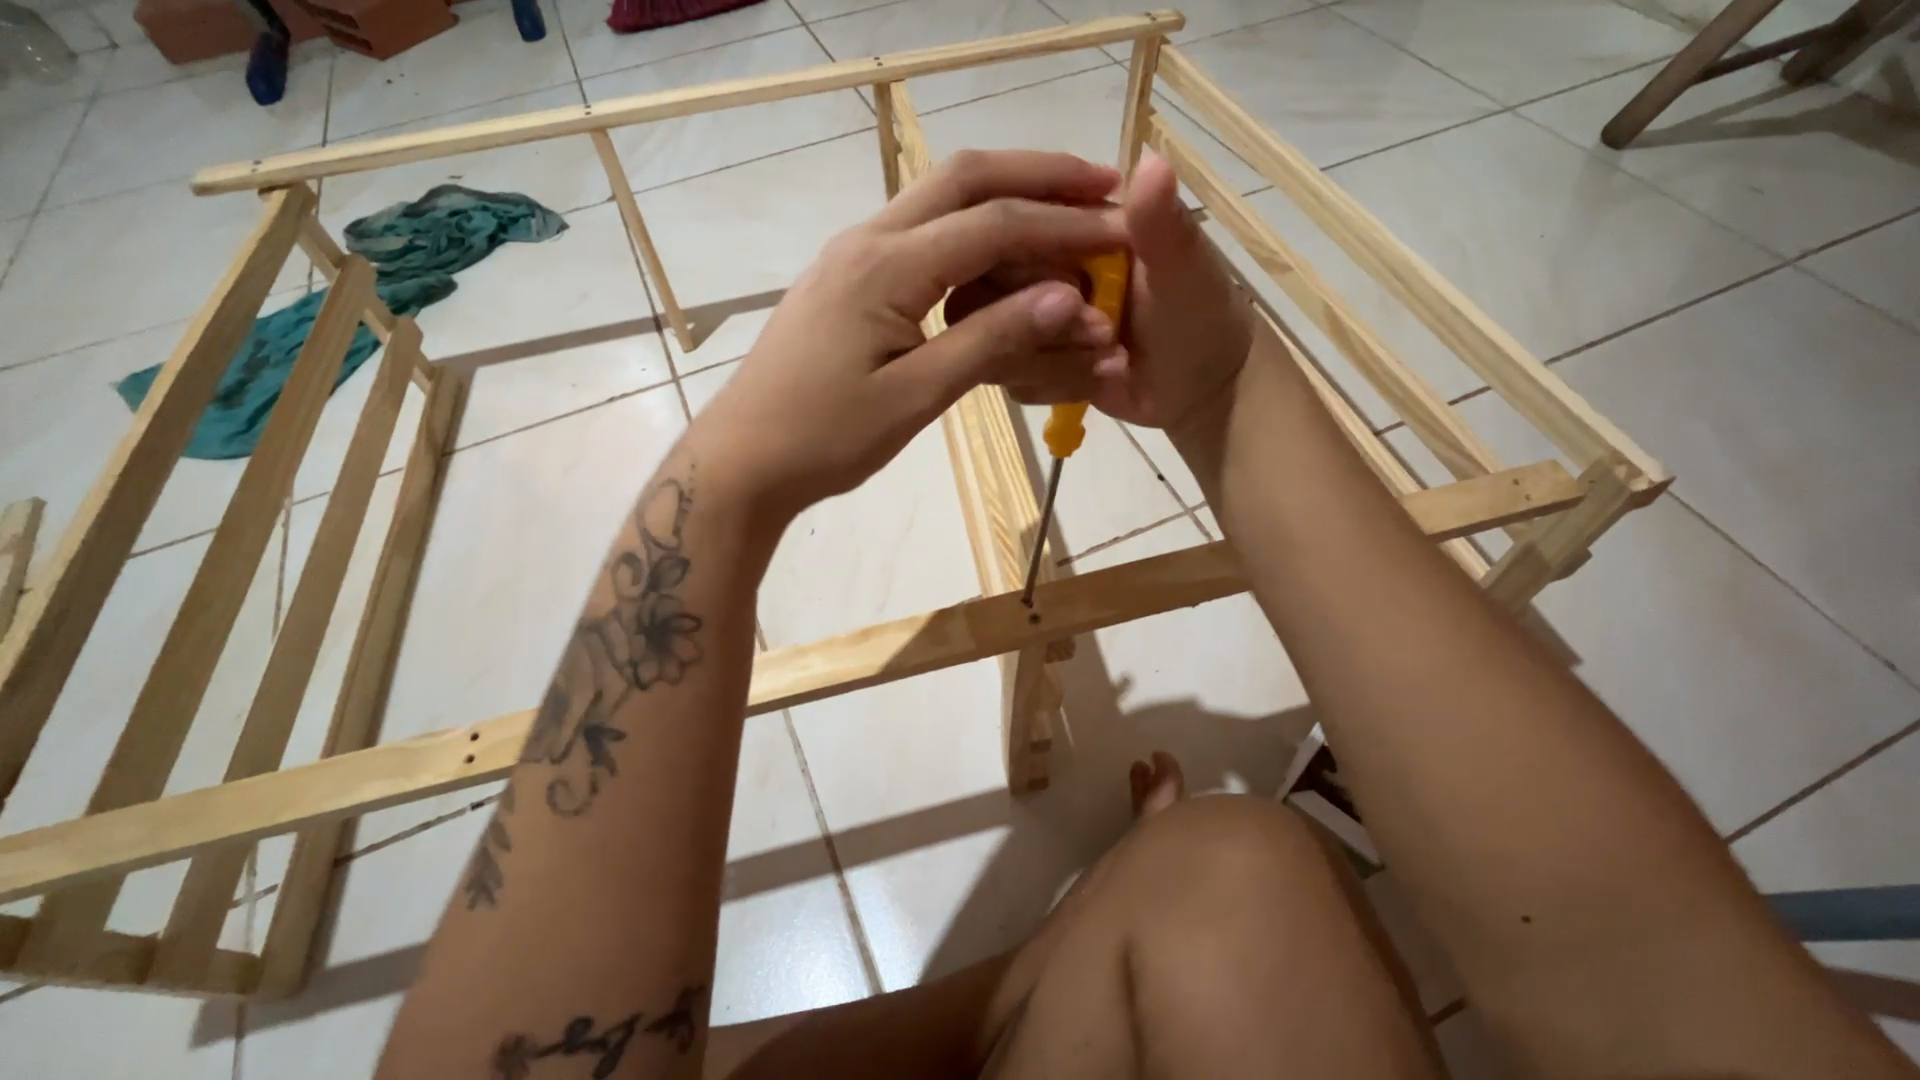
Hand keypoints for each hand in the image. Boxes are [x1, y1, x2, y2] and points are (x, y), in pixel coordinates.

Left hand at [688, 150, 1128, 520]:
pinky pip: (919, 228)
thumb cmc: (825, 437)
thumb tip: (1069, 298)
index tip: (1124, 231)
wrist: (742, 458)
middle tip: (1104, 185)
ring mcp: (851, 251)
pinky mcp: (846, 274)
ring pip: (939, 194)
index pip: (994, 223)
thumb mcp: (915, 396)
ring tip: (1066, 206)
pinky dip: (971, 223)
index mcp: (886, 265)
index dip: (1065, 224)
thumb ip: (992, 340)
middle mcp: (868, 237)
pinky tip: (1000, 247)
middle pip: (965, 174)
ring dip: (1006, 191)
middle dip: (1040, 174)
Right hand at [959, 150, 1253, 439]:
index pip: (1008, 225)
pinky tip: (1098, 378)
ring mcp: (1031, 323)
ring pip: (992, 341)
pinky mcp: (1033, 367)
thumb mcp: (1182, 266)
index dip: (1030, 258)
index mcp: (1068, 228)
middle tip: (1103, 329)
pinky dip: (1055, 383)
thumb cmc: (1200, 315)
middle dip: (1042, 318)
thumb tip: (1151, 161)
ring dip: (1052, 357)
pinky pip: (1011, 379)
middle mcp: (1038, 270)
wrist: (1207, 390)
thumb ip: (1159, 221)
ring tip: (1109, 356)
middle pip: (984, 289)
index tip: (1078, 286)